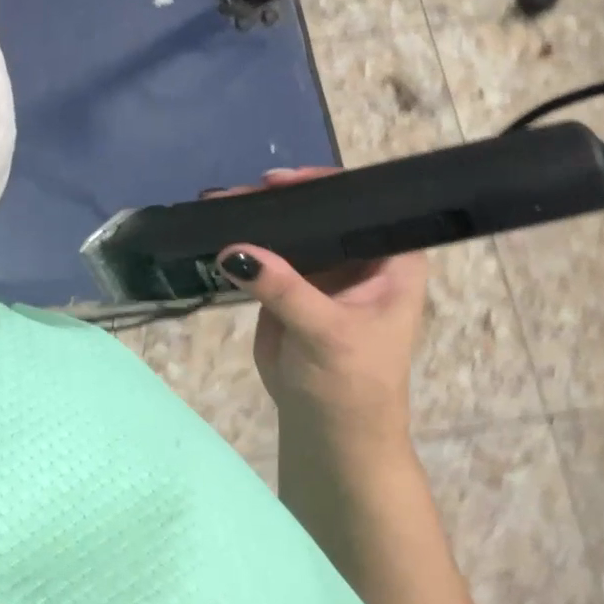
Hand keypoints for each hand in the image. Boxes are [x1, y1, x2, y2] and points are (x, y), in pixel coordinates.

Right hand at [207, 168, 429, 449]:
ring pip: (288, 231)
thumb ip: (284, 289)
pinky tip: (212, 229)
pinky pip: (263, 255)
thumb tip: (233, 251)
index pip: (368, 206)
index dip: (328, 186)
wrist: (327, 423)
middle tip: (236, 193)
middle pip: (320, 213)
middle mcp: (358, 259)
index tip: (281, 181)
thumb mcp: (326, 332)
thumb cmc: (352, 379)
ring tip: (215, 204)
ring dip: (254, 218)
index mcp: (392, 261)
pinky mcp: (286, 288)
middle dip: (279, 200)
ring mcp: (320, 273)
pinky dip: (239, 242)